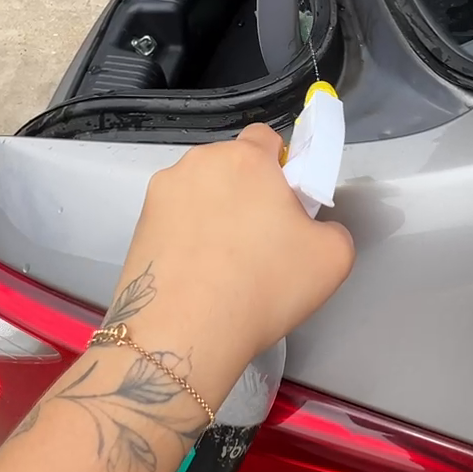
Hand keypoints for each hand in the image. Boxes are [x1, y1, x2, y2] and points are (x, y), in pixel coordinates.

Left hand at [105, 123, 354, 404]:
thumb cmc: (262, 286)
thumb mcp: (332, 258)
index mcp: (246, 158)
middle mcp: (199, 161)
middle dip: (246, 191)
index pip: (266, 137)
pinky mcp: (140, 221)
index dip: (280, 167)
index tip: (284, 204)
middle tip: (260, 239)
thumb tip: (313, 227)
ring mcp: (163, 190)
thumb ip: (332, 227)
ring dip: (213, 211)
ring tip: (223, 264)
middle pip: (231, 165)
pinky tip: (195, 273)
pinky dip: (185, 234)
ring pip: (200, 190)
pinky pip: (174, 217)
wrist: (183, 333)